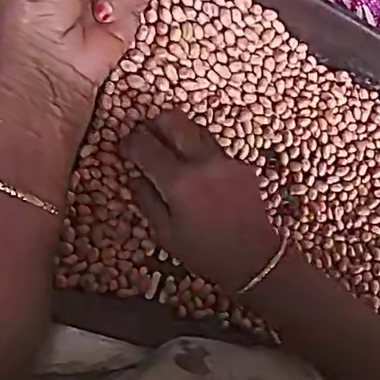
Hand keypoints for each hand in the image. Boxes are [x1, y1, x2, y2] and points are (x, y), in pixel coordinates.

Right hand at [122, 112, 282, 289]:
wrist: (254, 258)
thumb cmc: (205, 252)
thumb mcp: (166, 234)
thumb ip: (147, 200)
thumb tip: (136, 177)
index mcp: (179, 181)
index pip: (146, 145)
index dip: (130, 142)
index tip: (125, 147)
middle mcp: (203, 162)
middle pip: (174, 120)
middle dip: (155, 124)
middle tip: (147, 137)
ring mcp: (226, 161)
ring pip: (197, 130)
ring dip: (179, 135)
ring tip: (171, 153)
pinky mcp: (242, 166)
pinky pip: (215, 149)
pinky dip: (201, 154)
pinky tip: (199, 175)